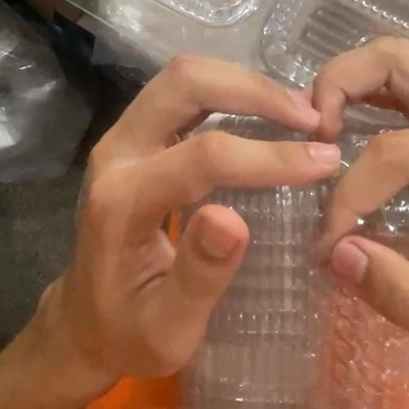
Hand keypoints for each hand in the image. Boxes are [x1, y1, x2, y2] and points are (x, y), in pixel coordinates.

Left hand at [0, 56, 342, 408]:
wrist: (83, 320)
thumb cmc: (128, 332)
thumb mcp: (167, 330)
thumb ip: (199, 277)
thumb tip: (234, 220)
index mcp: (122, 201)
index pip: (202, 157)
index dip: (268, 155)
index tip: (326, 160)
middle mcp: (116, 151)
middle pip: (184, 84)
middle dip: (254, 91)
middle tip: (312, 117)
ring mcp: (122, 134)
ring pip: (183, 76)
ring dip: (245, 84)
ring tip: (300, 110)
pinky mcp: (135, 131)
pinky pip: (183, 91)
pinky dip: (229, 90)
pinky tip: (268, 112)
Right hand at [311, 39, 408, 408]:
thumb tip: (337, 253)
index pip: (399, 150)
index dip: (352, 192)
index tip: (328, 244)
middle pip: (394, 60)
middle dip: (338, 86)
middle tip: (311, 142)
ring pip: (393, 64)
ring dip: (345, 87)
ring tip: (318, 139)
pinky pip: (398, 92)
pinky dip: (359, 101)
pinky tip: (340, 142)